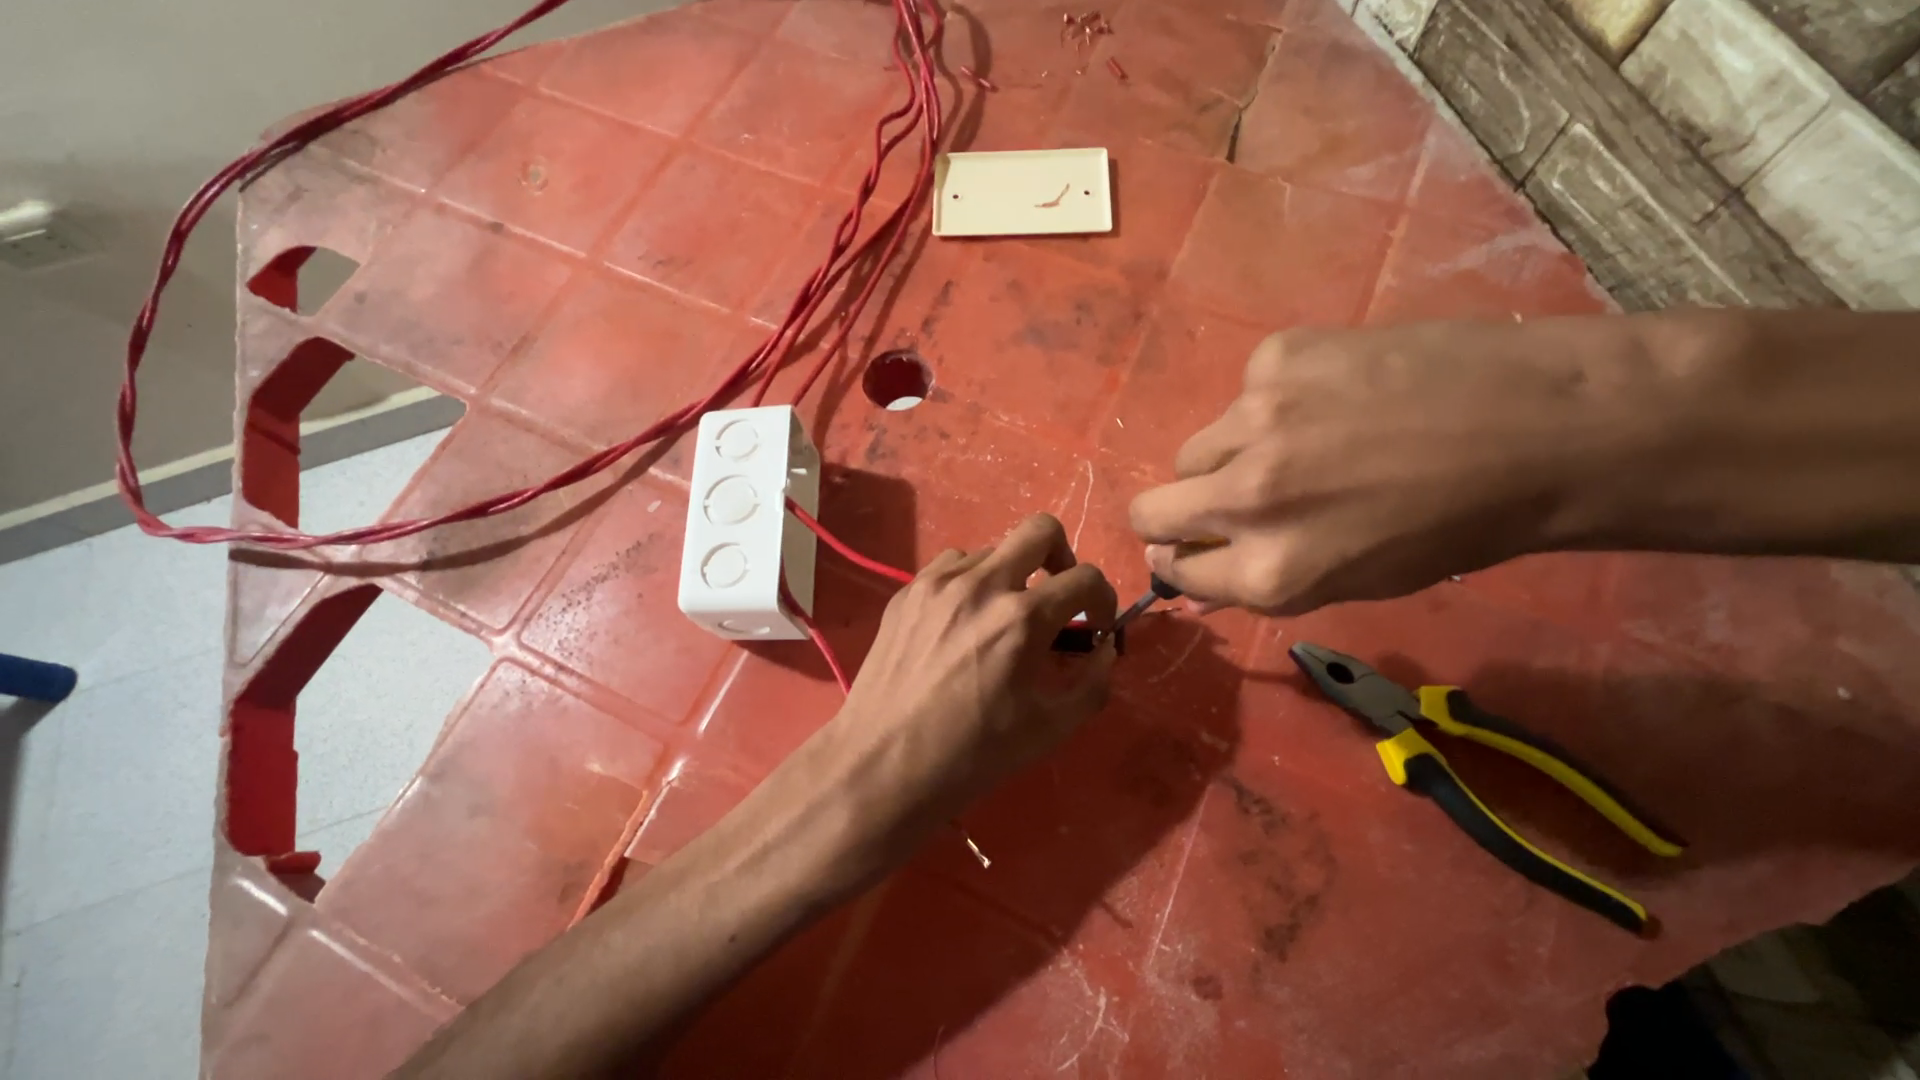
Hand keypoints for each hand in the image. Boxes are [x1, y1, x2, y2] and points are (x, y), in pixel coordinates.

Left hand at [807, 514, 1118, 863]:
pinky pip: (950, 567)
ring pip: (992, 550)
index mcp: (1022, 618)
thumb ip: (1092, 682)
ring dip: (1010, 576)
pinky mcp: (906, 593)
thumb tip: (1103, 649)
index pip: (1085, 578)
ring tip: (1001, 620)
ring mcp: (937, 584)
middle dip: (1062, 559)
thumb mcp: (1050, 728)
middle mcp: (981, 585)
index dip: (1103, 600)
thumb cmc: (973, 754)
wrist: (884, 763)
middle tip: (1057, 598)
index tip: (1095, 627)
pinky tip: (962, 623)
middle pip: (1040, 530)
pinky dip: (969, 584)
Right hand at [1128, 317, 1678, 613]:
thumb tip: (1200, 571)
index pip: (1174, 569)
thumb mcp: (1354, 581)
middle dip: (1172, 515)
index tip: (1193, 547)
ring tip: (1300, 443)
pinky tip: (1336, 397)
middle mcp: (1248, 500)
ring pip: (1194, 449)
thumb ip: (1264, 578)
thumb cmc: (1459, 528)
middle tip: (1219, 502)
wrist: (1546, 426)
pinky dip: (1273, 404)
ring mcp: (1255, 420)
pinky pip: (1244, 395)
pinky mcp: (1276, 358)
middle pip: (1151, 511)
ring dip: (1226, 457)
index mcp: (1272, 573)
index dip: (1180, 560)